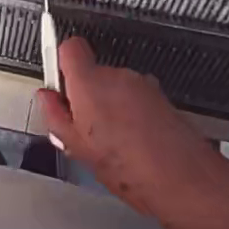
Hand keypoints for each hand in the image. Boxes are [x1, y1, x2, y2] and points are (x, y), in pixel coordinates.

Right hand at [33, 37, 228, 225]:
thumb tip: (46, 99)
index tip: (57, 83)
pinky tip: (129, 143)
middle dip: (85, 94)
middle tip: (82, 127)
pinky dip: (128, 113)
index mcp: (90, 83)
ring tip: (108, 142)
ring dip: (108, 106)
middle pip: (92, 71)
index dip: (60, 62)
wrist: (181, 179)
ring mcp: (142, 84)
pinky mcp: (159, 96)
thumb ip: (56, 115)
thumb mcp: (76, 147)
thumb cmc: (131, 167)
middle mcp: (117, 76)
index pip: (69, 48)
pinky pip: (133, 98)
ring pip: (114, 87)